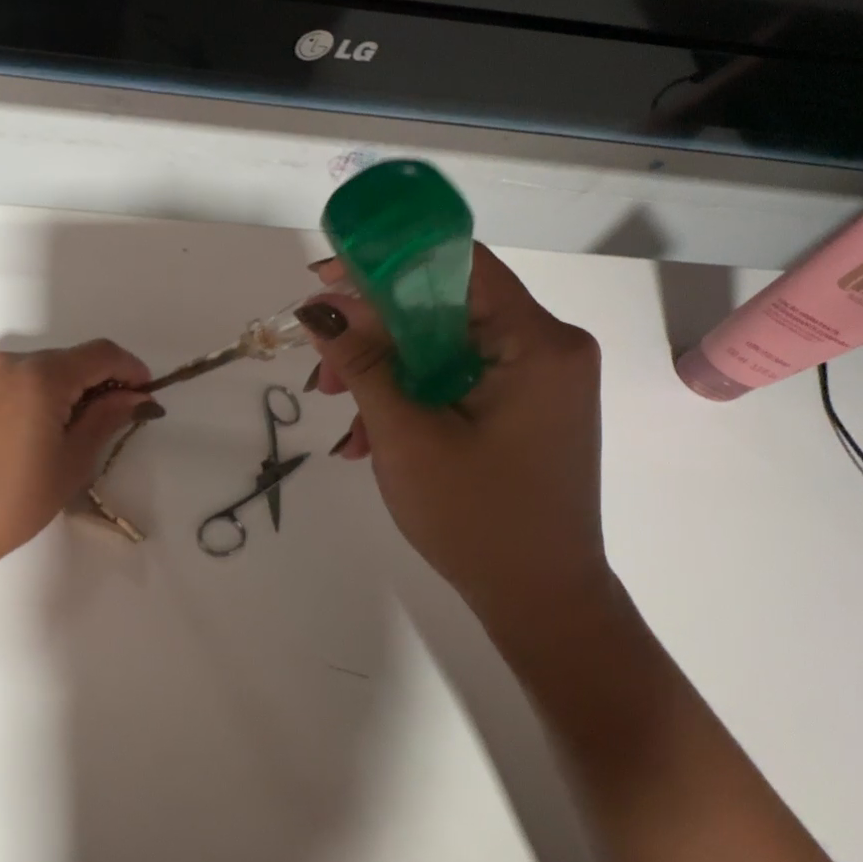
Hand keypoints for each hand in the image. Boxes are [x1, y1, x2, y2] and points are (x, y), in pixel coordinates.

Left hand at [0, 340, 157, 565]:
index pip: (100, 354)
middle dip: (100, 380)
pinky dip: (41, 391)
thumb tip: (137, 396)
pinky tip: (47, 425)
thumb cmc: (18, 497)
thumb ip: (107, 417)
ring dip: (70, 386)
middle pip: (70, 358)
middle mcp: (10, 362)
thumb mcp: (74, 459)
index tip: (146, 395)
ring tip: (82, 426)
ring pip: (44, 367)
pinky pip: (18, 378)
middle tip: (120, 416)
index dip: (130, 370)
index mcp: (39, 375)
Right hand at [300, 244, 608, 619]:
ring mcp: (536, 379)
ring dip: (381, 370)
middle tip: (321, 367)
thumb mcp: (406, 434)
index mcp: (536, 343)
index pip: (457, 264)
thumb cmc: (477, 516)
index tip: (325, 279)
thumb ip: (362, 363)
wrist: (541, 600)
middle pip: (441, 305)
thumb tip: (316, 308)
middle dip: (372, 332)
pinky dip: (407, 396)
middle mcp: (546, 347)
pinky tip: (367, 437)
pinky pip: (452, 376)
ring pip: (439, 344)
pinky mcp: (522, 405)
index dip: (386, 261)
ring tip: (338, 416)